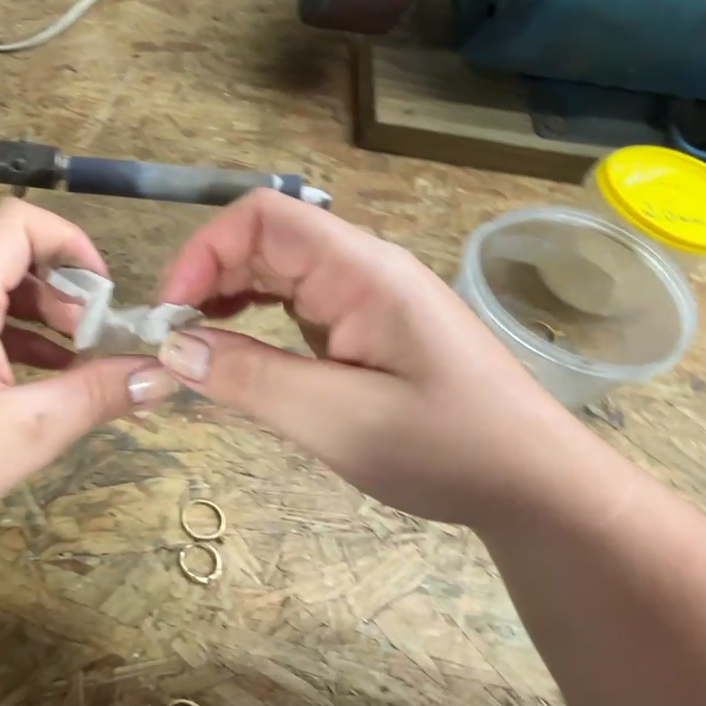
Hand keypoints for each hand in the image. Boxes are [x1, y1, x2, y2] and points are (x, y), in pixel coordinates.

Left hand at [0, 199, 177, 571]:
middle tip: (82, 318)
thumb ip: (97, 394)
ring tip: (68, 349)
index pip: (14, 220)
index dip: (68, 240)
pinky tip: (33, 371)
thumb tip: (161, 373)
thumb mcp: (27, 436)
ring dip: (25, 295)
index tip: (101, 294)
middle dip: (48, 264)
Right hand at [154, 189, 597, 524]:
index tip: (169, 314)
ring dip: (223, 294)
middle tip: (170, 338)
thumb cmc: (447, 450)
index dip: (202, 252)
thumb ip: (249, 378)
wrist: (535, 486)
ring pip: (273, 267)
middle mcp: (361, 268)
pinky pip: (291, 299)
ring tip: (190, 342)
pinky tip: (231, 346)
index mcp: (362, 272)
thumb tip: (172, 348)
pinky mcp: (362, 324)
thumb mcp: (338, 420)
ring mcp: (364, 295)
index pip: (262, 218)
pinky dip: (249, 314)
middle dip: (204, 275)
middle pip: (262, 237)